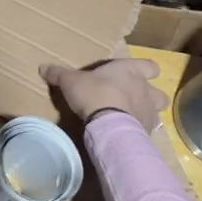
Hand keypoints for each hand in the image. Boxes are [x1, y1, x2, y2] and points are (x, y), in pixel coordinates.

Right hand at [40, 57, 167, 129]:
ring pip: (157, 112)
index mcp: (131, 71)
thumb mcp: (71, 81)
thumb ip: (59, 74)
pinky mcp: (148, 132)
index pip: (150, 66)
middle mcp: (145, 90)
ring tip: (130, 119)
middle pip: (159, 92)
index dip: (145, 69)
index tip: (134, 73)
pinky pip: (147, 130)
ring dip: (146, 114)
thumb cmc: (94, 93)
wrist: (109, 124)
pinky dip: (138, 131)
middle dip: (149, 96)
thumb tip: (42, 67)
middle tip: (132, 100)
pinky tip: (125, 134)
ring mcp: (149, 112)